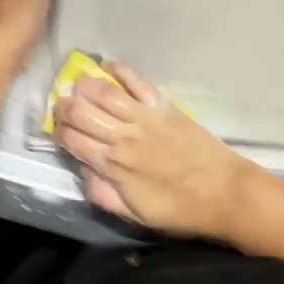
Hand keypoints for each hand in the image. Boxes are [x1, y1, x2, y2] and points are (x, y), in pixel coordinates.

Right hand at [51, 63, 264, 239]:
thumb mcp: (136, 216)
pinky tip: (108, 67)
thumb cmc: (180, 209)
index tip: (59, 135)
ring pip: (103, 91)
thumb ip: (103, 195)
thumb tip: (83, 171)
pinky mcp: (163, 105)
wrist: (225, 193)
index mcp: (114, 166)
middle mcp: (124, 136)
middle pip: (81, 111)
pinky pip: (136, 81)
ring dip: (83, 86)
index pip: (73, 140)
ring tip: (78, 88)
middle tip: (63, 110)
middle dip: (64, 107)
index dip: (59, 134)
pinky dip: (120, 70)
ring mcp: (144, 117)